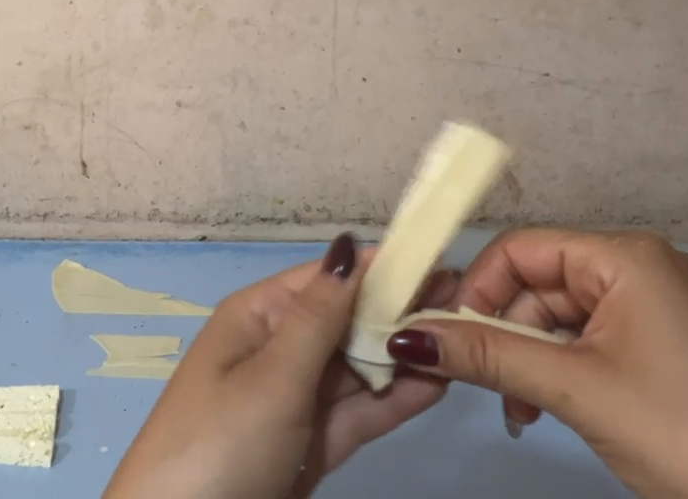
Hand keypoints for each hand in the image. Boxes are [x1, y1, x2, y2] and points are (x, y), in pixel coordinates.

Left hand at [104, 234, 448, 498]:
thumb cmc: (222, 442)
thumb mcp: (272, 375)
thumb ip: (320, 317)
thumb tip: (347, 244)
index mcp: (255, 317)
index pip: (324, 280)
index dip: (377, 268)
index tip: (436, 260)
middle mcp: (275, 348)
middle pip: (343, 320)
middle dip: (397, 310)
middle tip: (465, 300)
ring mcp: (293, 399)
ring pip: (355, 366)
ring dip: (402, 354)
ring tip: (461, 337)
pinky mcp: (308, 444)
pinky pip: (356, 410)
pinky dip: (392, 398)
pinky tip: (434, 384)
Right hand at [384, 228, 687, 498]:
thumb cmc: (686, 435)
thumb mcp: (575, 389)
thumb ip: (485, 354)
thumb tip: (403, 335)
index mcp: (627, 257)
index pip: (522, 248)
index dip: (478, 288)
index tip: (449, 336)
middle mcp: (646, 270)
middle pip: (541, 284)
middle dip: (505, 333)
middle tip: (485, 386)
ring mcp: (665, 311)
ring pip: (564, 319)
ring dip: (530, 360)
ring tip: (520, 410)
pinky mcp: (675, 351)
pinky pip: (595, 343)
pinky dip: (564, 372)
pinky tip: (550, 409)